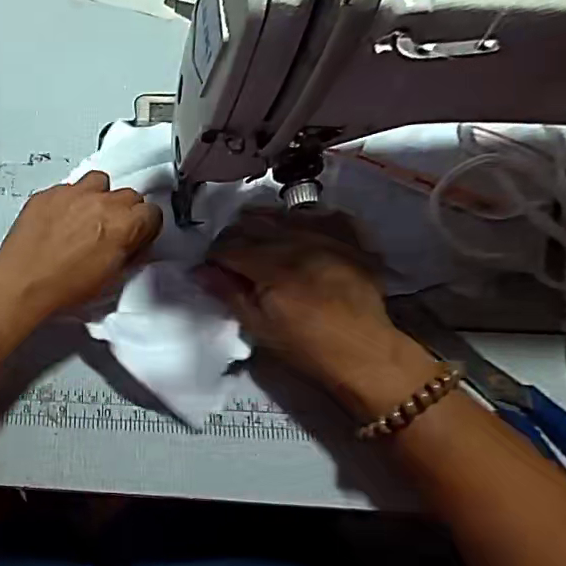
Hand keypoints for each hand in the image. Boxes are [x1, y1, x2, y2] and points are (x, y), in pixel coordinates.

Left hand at [0, 171, 162, 320]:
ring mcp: (74, 194)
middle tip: (111, 231)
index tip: (137, 234)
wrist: (23, 283)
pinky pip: (68, 187)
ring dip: (99, 197)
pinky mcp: (49, 193)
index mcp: (124, 224)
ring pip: (100, 182)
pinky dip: (69, 200)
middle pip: (129, 195)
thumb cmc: (62, 285)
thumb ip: (128, 252)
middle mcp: (101, 202)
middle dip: (124, 212)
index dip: (145, 226)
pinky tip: (62, 220)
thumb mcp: (111, 278)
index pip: (152, 212)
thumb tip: (131, 245)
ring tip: (87, 218)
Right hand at [196, 209, 429, 400]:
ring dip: (263, 222)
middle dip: (233, 236)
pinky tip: (295, 230)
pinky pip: (319, 213)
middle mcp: (299, 243)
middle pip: (253, 224)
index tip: (211, 267)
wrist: (365, 352)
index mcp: (274, 269)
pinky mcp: (350, 237)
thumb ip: (229, 294)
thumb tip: (200, 271)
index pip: (230, 247)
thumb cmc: (308, 348)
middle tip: (230, 255)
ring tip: (257, 239)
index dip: (214, 256)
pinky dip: (301, 218)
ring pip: (283, 213)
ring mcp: (328, 236)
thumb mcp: (260, 328)